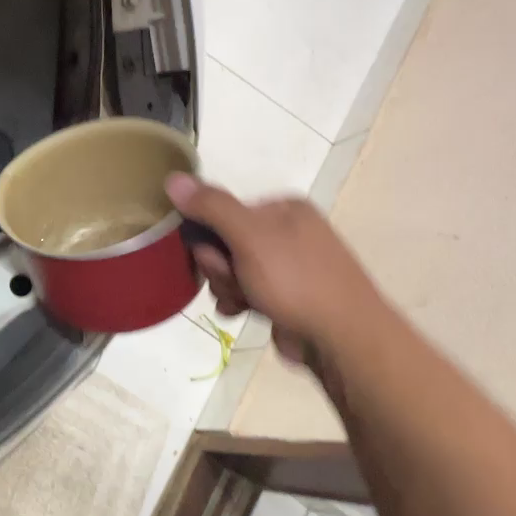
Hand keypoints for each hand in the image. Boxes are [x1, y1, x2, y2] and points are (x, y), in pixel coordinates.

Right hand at [166, 173, 385, 363]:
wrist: (342, 336)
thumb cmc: (296, 281)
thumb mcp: (249, 237)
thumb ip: (211, 207)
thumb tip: (173, 178)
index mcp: (283, 208)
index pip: (221, 212)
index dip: (209, 238)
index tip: (216, 257)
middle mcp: (287, 231)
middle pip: (223, 243)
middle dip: (220, 268)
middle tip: (234, 281)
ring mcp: (287, 264)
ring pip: (230, 270)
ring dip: (227, 288)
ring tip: (243, 302)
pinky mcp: (286, 294)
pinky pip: (245, 290)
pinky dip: (238, 301)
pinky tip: (241, 312)